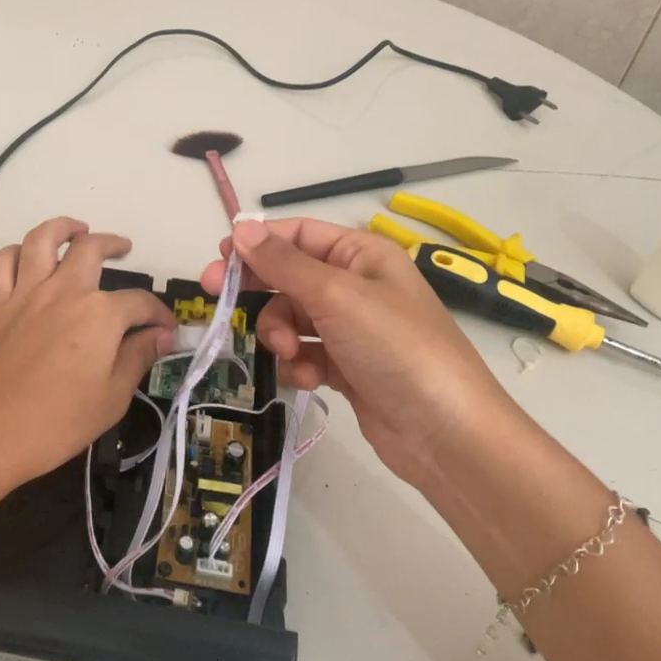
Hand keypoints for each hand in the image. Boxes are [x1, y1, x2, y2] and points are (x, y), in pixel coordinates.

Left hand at [0, 217, 175, 497]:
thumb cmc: (57, 422)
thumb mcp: (112, 398)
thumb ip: (137, 358)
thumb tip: (160, 336)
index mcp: (100, 314)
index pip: (140, 303)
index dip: (158, 314)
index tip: (166, 330)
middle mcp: (64, 291)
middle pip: (91, 250)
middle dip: (113, 244)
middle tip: (124, 249)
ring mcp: (26, 294)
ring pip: (42, 240)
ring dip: (62, 227)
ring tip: (77, 229)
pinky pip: (2, 264)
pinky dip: (15, 253)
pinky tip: (26, 257)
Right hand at [200, 218, 514, 485]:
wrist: (444, 432)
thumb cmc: (395, 347)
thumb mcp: (336, 295)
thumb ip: (283, 263)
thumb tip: (242, 228)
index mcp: (361, 255)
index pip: (298, 234)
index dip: (257, 242)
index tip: (219, 258)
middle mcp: (356, 285)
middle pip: (289, 275)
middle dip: (258, 288)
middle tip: (216, 296)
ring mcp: (352, 329)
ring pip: (291, 318)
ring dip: (280, 333)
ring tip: (288, 352)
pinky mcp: (347, 367)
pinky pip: (305, 353)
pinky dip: (299, 364)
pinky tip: (308, 378)